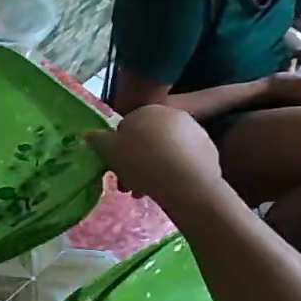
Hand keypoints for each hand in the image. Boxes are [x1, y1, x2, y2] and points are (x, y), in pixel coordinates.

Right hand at [87, 104, 221, 199]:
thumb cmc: (140, 160)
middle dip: (137, 162)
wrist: (183, 180)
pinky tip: (170, 187)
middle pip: (148, 141)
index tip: (117, 170)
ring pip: (166, 151)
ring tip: (148, 191)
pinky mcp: (209, 149)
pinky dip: (175, 172)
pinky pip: (184, 161)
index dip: (119, 151)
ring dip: (154, 169)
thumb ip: (97, 139)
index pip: (127, 128)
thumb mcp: (108, 149)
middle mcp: (173, 114)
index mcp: (147, 110)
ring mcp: (195, 131)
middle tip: (130, 185)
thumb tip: (91, 135)